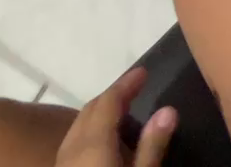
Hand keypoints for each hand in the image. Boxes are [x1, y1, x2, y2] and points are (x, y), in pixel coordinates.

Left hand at [60, 68, 177, 166]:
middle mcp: (73, 146)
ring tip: (124, 115)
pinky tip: (104, 144)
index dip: (126, 83)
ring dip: (100, 113)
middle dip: (113, 95)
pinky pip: (74, 141)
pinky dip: (91, 131)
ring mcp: (62, 161)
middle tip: (136, 89)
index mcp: (93, 142)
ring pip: (79, 125)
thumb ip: (152, 144)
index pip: (109, 100)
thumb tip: (169, 109)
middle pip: (91, 109)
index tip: (144, 71)